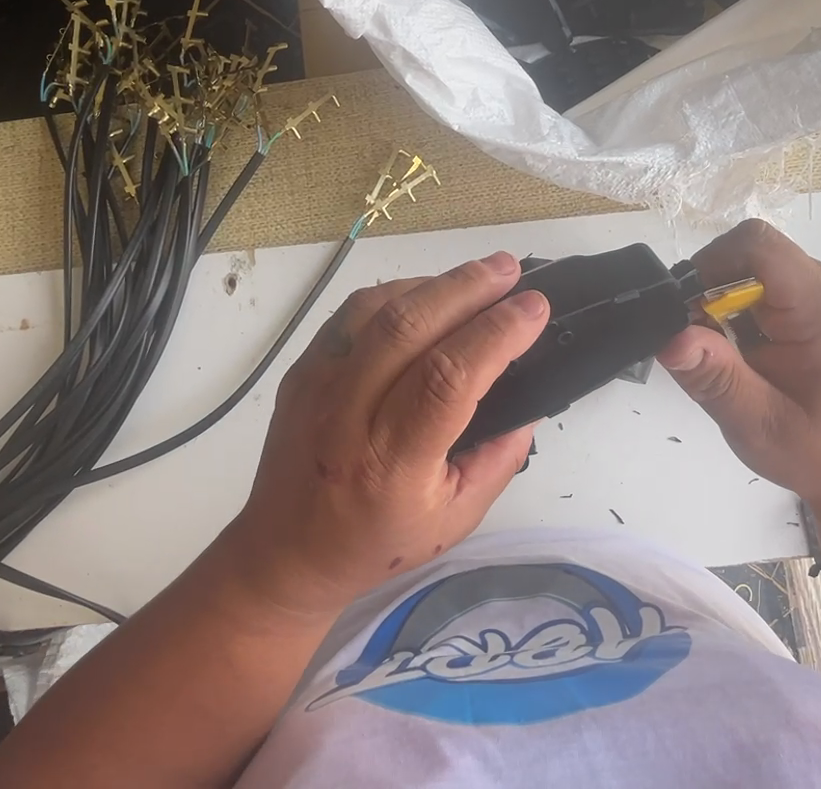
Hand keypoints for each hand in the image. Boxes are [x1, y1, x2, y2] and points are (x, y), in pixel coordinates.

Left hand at [218, 253, 547, 617]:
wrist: (285, 551)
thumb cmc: (376, 543)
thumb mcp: (455, 518)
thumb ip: (498, 458)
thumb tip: (527, 399)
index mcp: (390, 463)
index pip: (447, 377)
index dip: (495, 334)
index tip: (535, 307)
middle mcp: (346, 414)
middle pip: (407, 326)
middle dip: (466, 287)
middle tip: (511, 269)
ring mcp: (316, 383)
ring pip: (375, 308)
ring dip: (433, 283)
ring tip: (479, 276)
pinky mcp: (301, 368)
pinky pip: (351, 314)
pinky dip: (397, 293)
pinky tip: (429, 293)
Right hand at [657, 220, 820, 525]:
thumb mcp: (760, 428)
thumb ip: (716, 380)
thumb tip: (670, 338)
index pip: (757, 247)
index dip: (709, 267)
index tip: (687, 314)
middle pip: (751, 253)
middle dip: (711, 290)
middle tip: (703, 346)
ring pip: (753, 267)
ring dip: (724, 304)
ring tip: (729, 358)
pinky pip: (766, 284)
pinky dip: (740, 311)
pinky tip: (746, 354)